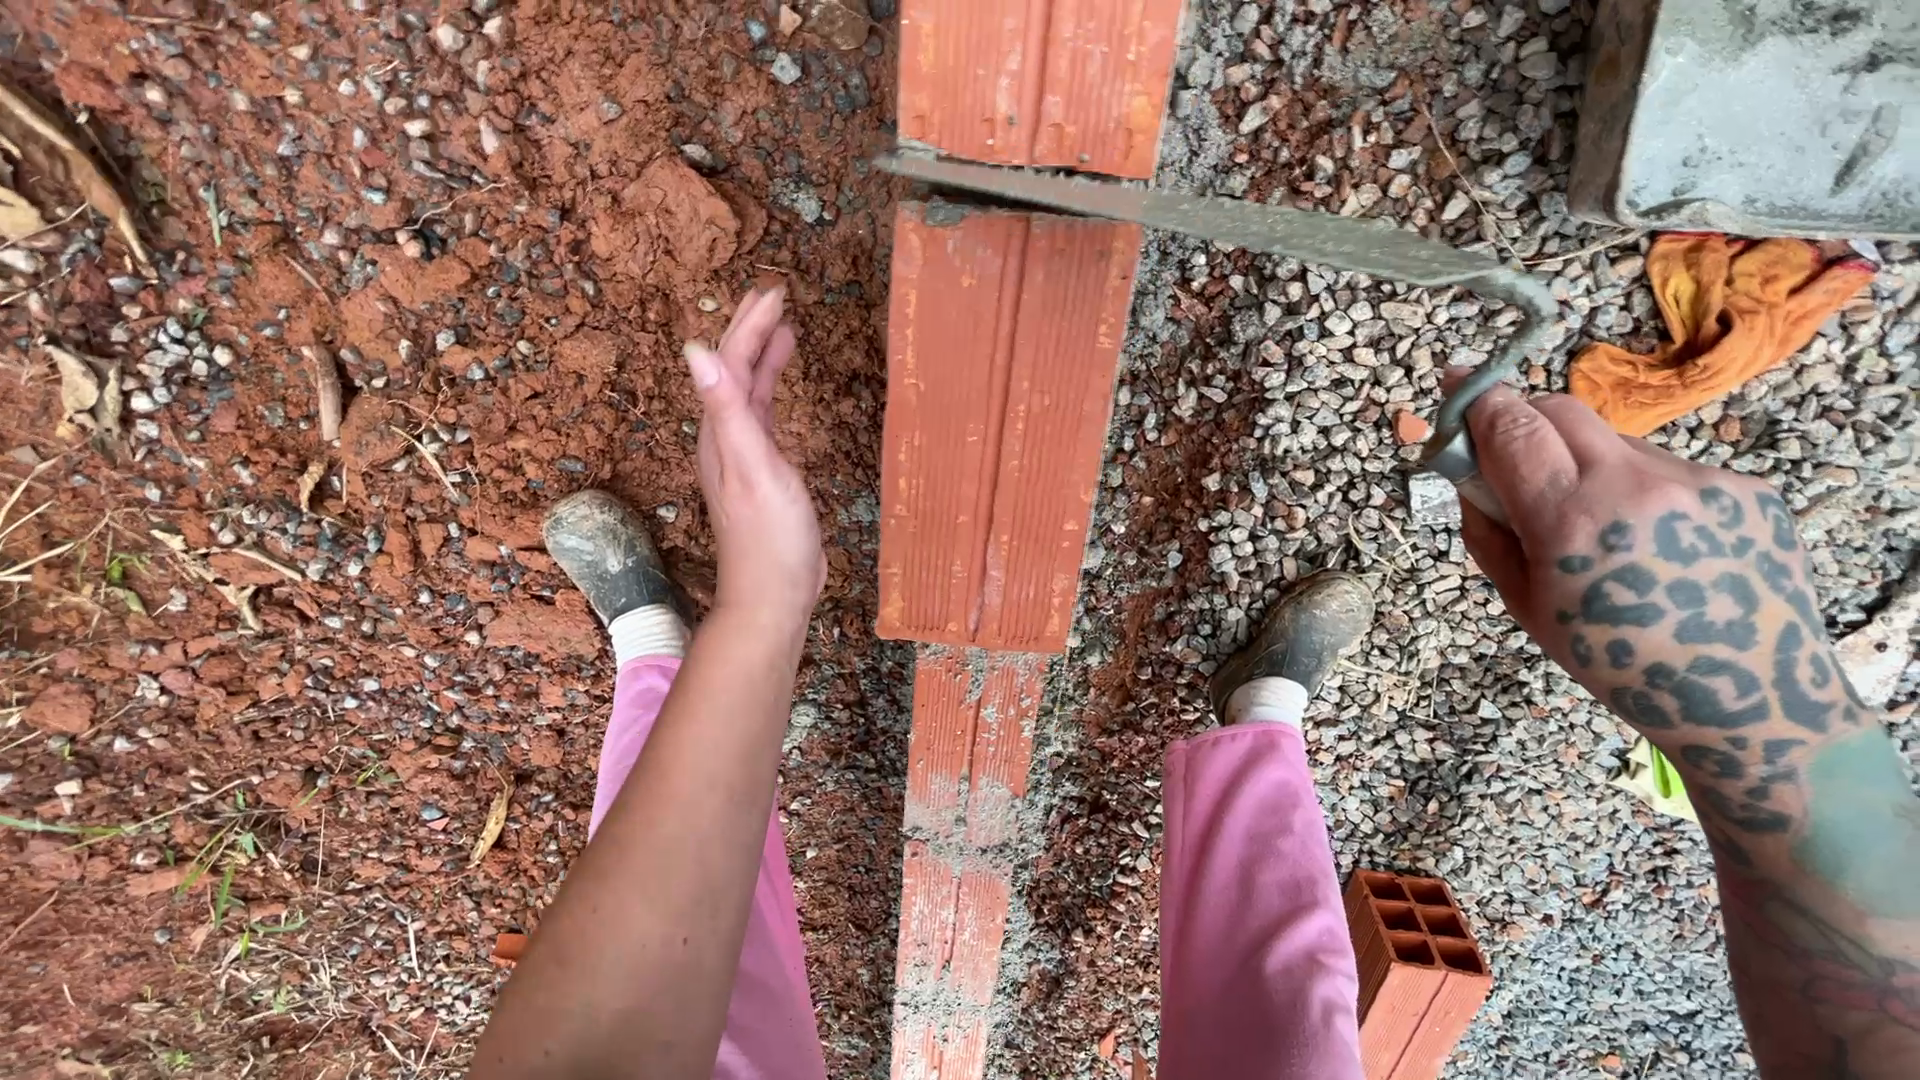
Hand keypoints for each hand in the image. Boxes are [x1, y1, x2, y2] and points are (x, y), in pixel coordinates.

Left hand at [684, 287, 824, 626]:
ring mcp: (745, 457)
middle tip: (775, 296)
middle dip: (751, 331)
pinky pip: (763, 418)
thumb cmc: (769, 537)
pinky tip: (781, 387)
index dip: (750, 326)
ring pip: (749, 393)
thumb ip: (729, 410)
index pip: (730, 363)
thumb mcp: (753, 468)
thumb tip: (697, 350)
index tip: (775, 293)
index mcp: (721, 433)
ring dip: (763, 358)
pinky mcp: (765, 473)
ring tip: (783, 329)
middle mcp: (726, 439)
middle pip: (734, 372)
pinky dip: (772, 393)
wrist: (774, 594)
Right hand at [1447, 372, 1856, 746]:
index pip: (1513, 425)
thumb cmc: (1609, 658)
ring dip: (1581, 460)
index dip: (1476, 398)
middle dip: (1523, 416)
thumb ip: (1488, 531)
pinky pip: (1663, 468)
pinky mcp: (1743, 488)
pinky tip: (1650, 540)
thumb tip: (1470, 478)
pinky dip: (1635, 487)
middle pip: (1561, 409)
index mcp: (1569, 520)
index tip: (1455, 380)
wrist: (1747, 697)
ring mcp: (1697, 482)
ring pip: (1612, 441)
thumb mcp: (1523, 603)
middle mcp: (1634, 484)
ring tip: (1595, 524)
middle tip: (1509, 451)